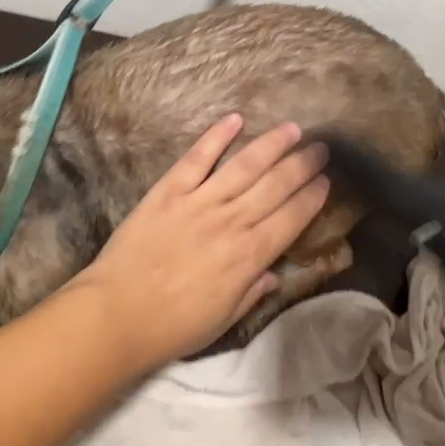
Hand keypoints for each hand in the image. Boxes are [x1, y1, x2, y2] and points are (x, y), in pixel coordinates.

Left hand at [71, 116, 328, 371]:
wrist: (118, 314)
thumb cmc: (174, 326)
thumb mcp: (224, 318)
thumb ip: (252, 292)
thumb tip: (273, 273)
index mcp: (249, 256)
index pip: (291, 218)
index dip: (312, 197)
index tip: (326, 180)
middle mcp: (232, 221)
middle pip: (275, 185)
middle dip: (302, 164)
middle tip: (320, 147)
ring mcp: (199, 202)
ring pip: (244, 165)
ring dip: (272, 144)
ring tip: (292, 128)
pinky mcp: (168, 191)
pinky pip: (197, 158)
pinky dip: (216, 136)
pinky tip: (235, 119)